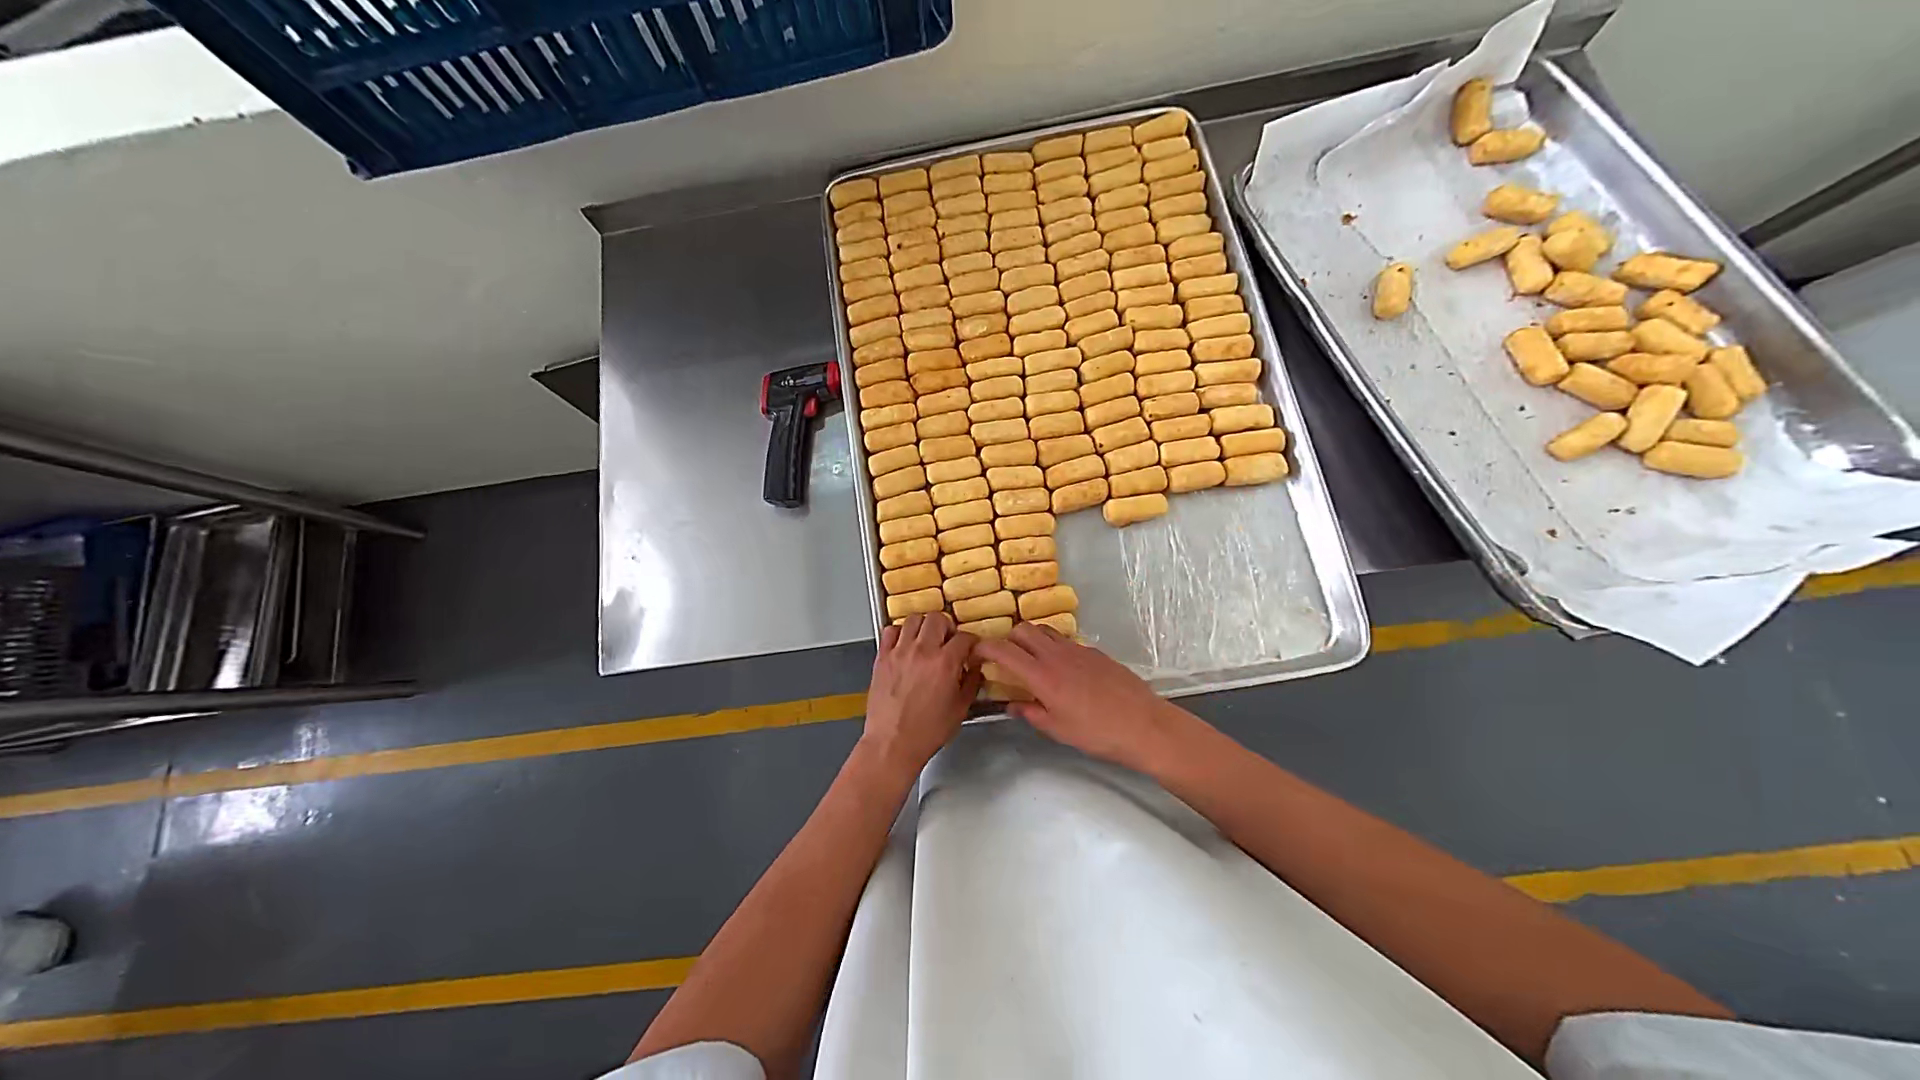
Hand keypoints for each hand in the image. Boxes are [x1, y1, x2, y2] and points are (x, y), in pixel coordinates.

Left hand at [861, 613, 980, 772]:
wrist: (893, 744)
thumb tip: (975, 670)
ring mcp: (900, 653)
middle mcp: (922, 652)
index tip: (969, 647)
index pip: (964, 637)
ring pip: (913, 619)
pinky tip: (904, 643)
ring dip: (923, 626)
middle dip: (947, 627)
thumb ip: (971, 683)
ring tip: (927, 637)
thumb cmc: (925, 732)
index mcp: (945, 663)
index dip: (970, 642)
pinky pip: (889, 631)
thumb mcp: (960, 709)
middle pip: (937, 618)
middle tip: (948, 639)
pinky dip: (898, 632)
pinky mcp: (882, 659)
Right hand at [973, 625, 1198, 772]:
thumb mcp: (1057, 729)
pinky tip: (1062, 669)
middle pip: (1023, 630)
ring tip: (1032, 661)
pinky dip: (1054, 647)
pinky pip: (1066, 641)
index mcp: (1042, 675)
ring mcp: (1078, 650)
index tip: (976, 653)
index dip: (984, 647)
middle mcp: (1057, 655)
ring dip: (1032, 640)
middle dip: (1008, 639)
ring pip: (1045, 631)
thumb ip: (1030, 713)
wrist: (1144, 725)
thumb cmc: (1097, 733)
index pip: (1004, 650)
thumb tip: (1012, 705)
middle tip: (1005, 659)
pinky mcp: (1095, 652)